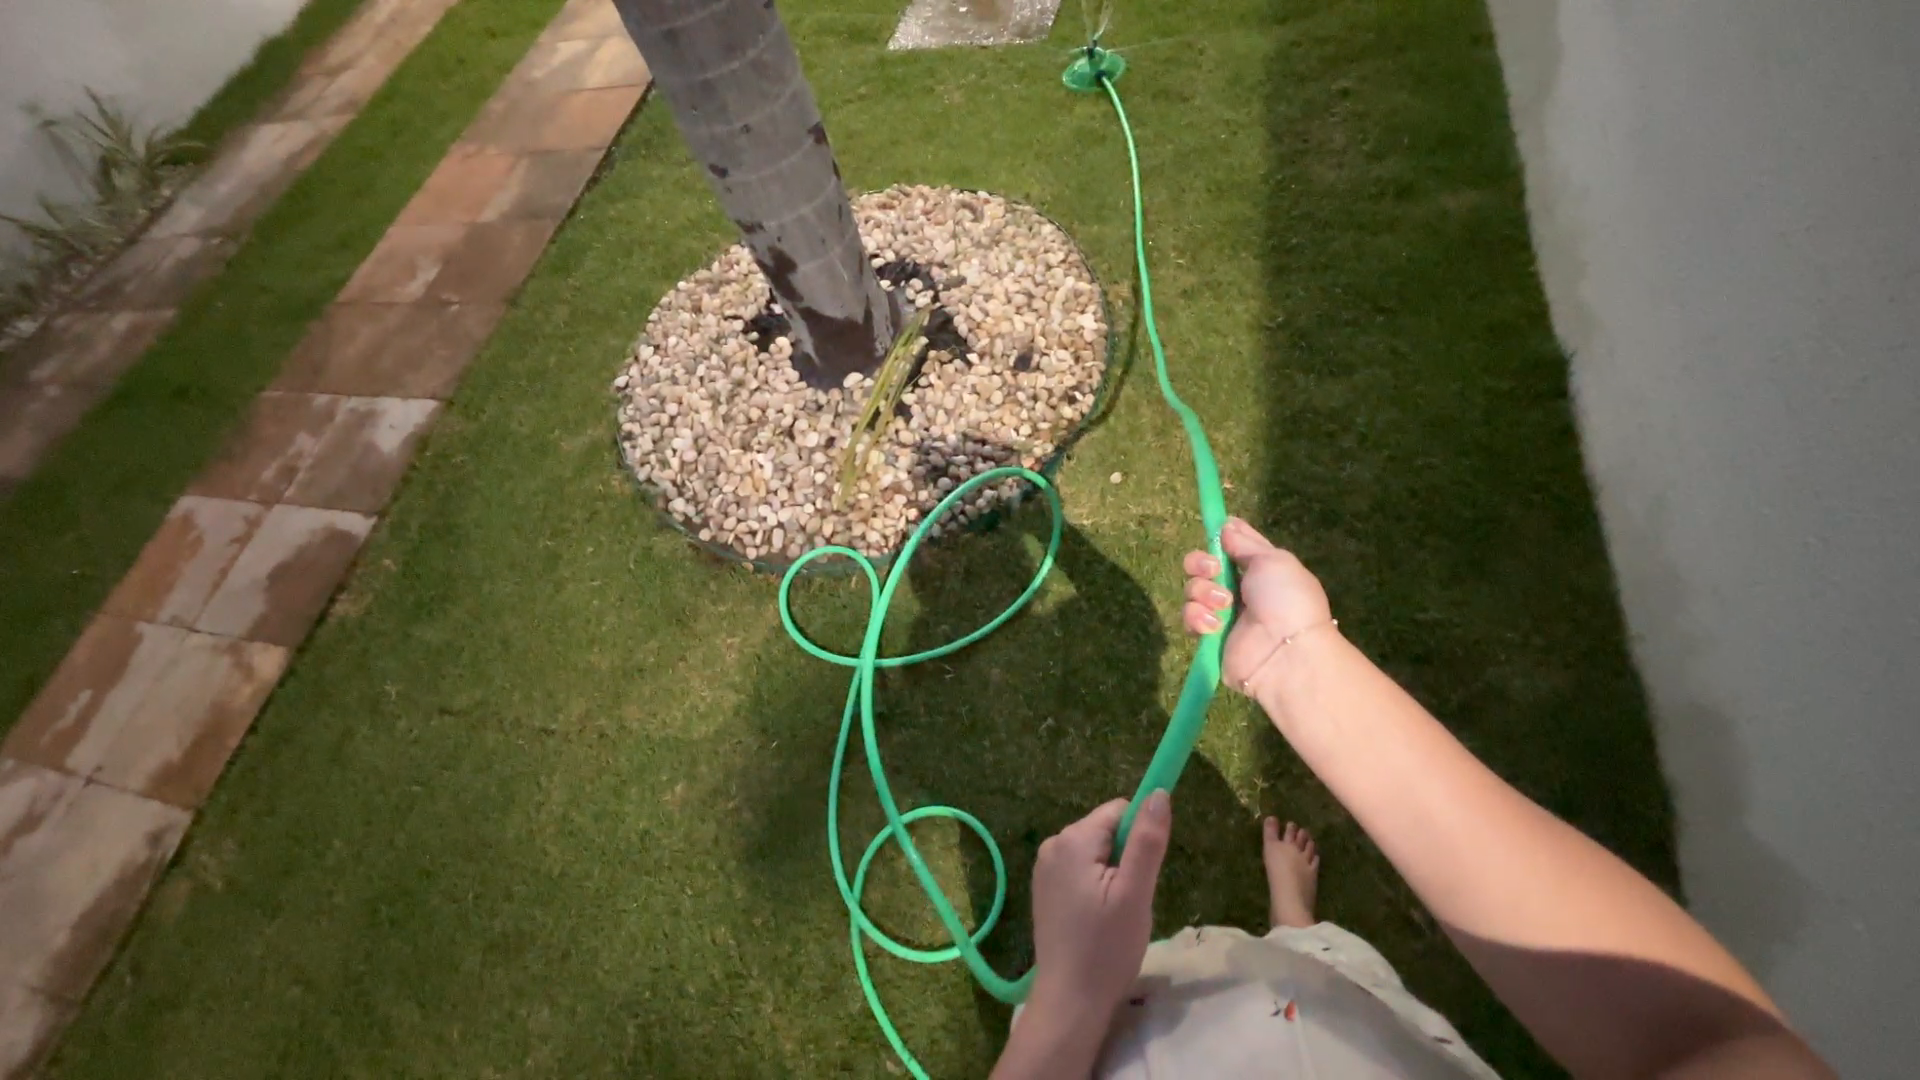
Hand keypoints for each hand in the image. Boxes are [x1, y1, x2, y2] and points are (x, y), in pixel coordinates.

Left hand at [1029, 791, 1172, 1015]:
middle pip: (1106, 831)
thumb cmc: (1107, 948)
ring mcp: (1045, 868)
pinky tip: (1099, 920)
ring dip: (1113, 875)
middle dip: (1126, 859)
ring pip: (1096, 853)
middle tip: (1130, 902)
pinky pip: (1082, 871)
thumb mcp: (1136, 893)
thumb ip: (1147, 840)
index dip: (1139, 837)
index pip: (1119, 811)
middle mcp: (1053, 844)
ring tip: (1115, 914)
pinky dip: (1097, 888)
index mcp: (1072, 839)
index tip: (1144, 874)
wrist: (1070, 1001)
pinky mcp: (1045, 889)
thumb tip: (1158, 792)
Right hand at [1183, 517, 1332, 695]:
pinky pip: (1189, 617)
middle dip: (1200, 563)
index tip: (1215, 530)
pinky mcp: (1207, 635)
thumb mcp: (1272, 560)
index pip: (1231, 545)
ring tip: (1224, 605)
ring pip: (1191, 590)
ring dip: (1203, 593)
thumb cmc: (1285, 599)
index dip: (1220, 537)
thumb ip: (1244, 543)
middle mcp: (1237, 589)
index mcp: (1258, 569)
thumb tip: (1226, 525)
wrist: (1284, 651)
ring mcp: (1220, 612)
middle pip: (1201, 565)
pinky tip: (1214, 625)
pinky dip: (1198, 617)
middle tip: (1214, 570)